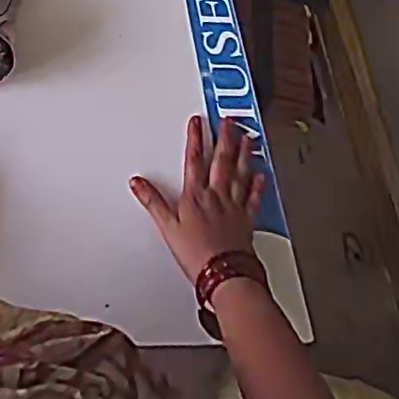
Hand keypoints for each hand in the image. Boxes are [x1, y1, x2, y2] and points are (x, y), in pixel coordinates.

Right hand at [131, 115, 266, 281]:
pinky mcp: (246, 220)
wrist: (226, 276)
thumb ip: (153, 201)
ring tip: (246, 138)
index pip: (194, 159)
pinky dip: (258, 185)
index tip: (197, 122)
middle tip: (229, 121)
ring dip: (244, 154)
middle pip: (221, 160)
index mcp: (196, 195)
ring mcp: (234, 207)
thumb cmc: (197, 254)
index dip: (195, 138)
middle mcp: (216, 196)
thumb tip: (138, 182)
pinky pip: (253, 198)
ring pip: (240, 173)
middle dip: (224, 138)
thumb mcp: (167, 227)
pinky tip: (261, 174)